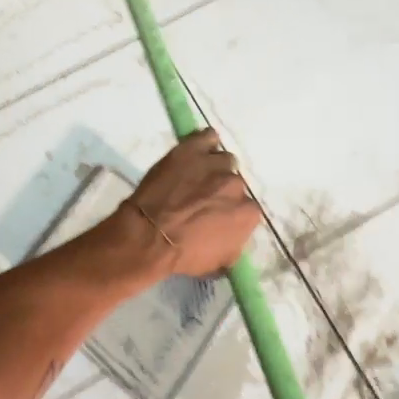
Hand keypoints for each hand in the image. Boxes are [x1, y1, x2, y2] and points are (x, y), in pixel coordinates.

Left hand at [124, 129, 260, 277]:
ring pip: (224, 159)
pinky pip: (208, 136)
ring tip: (198, 176)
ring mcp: (214, 163)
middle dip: (223, 191)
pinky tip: (198, 150)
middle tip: (205, 199)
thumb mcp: (218, 262)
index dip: (233, 213)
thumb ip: (235, 243)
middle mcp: (236, 185)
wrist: (149, 234)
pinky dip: (206, 142)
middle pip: (235, 183)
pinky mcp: (192, 148)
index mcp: (247, 213)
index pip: (249, 209)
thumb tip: (235, 235)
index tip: (220, 217)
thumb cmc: (183, 254)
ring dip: (215, 167)